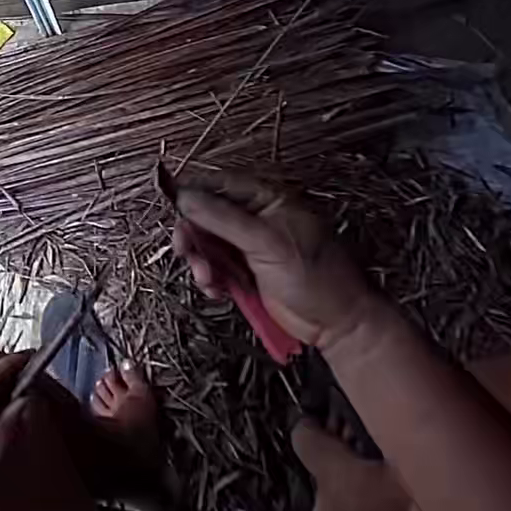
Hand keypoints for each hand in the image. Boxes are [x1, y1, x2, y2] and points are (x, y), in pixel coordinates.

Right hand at [171, 169, 382, 351]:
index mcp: (265, 198)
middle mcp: (253, 217)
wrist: (339, 326)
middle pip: (205, 214)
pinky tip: (216, 289)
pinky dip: (209, 278)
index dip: (192, 193)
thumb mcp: (267, 243)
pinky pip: (213, 266)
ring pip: (206, 243)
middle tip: (184, 249)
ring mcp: (247, 245)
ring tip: (206, 277)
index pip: (218, 185)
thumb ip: (223, 218)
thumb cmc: (317, 277)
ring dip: (200, 260)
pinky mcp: (243, 270)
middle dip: (192, 233)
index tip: (171, 203)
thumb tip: (186, 197)